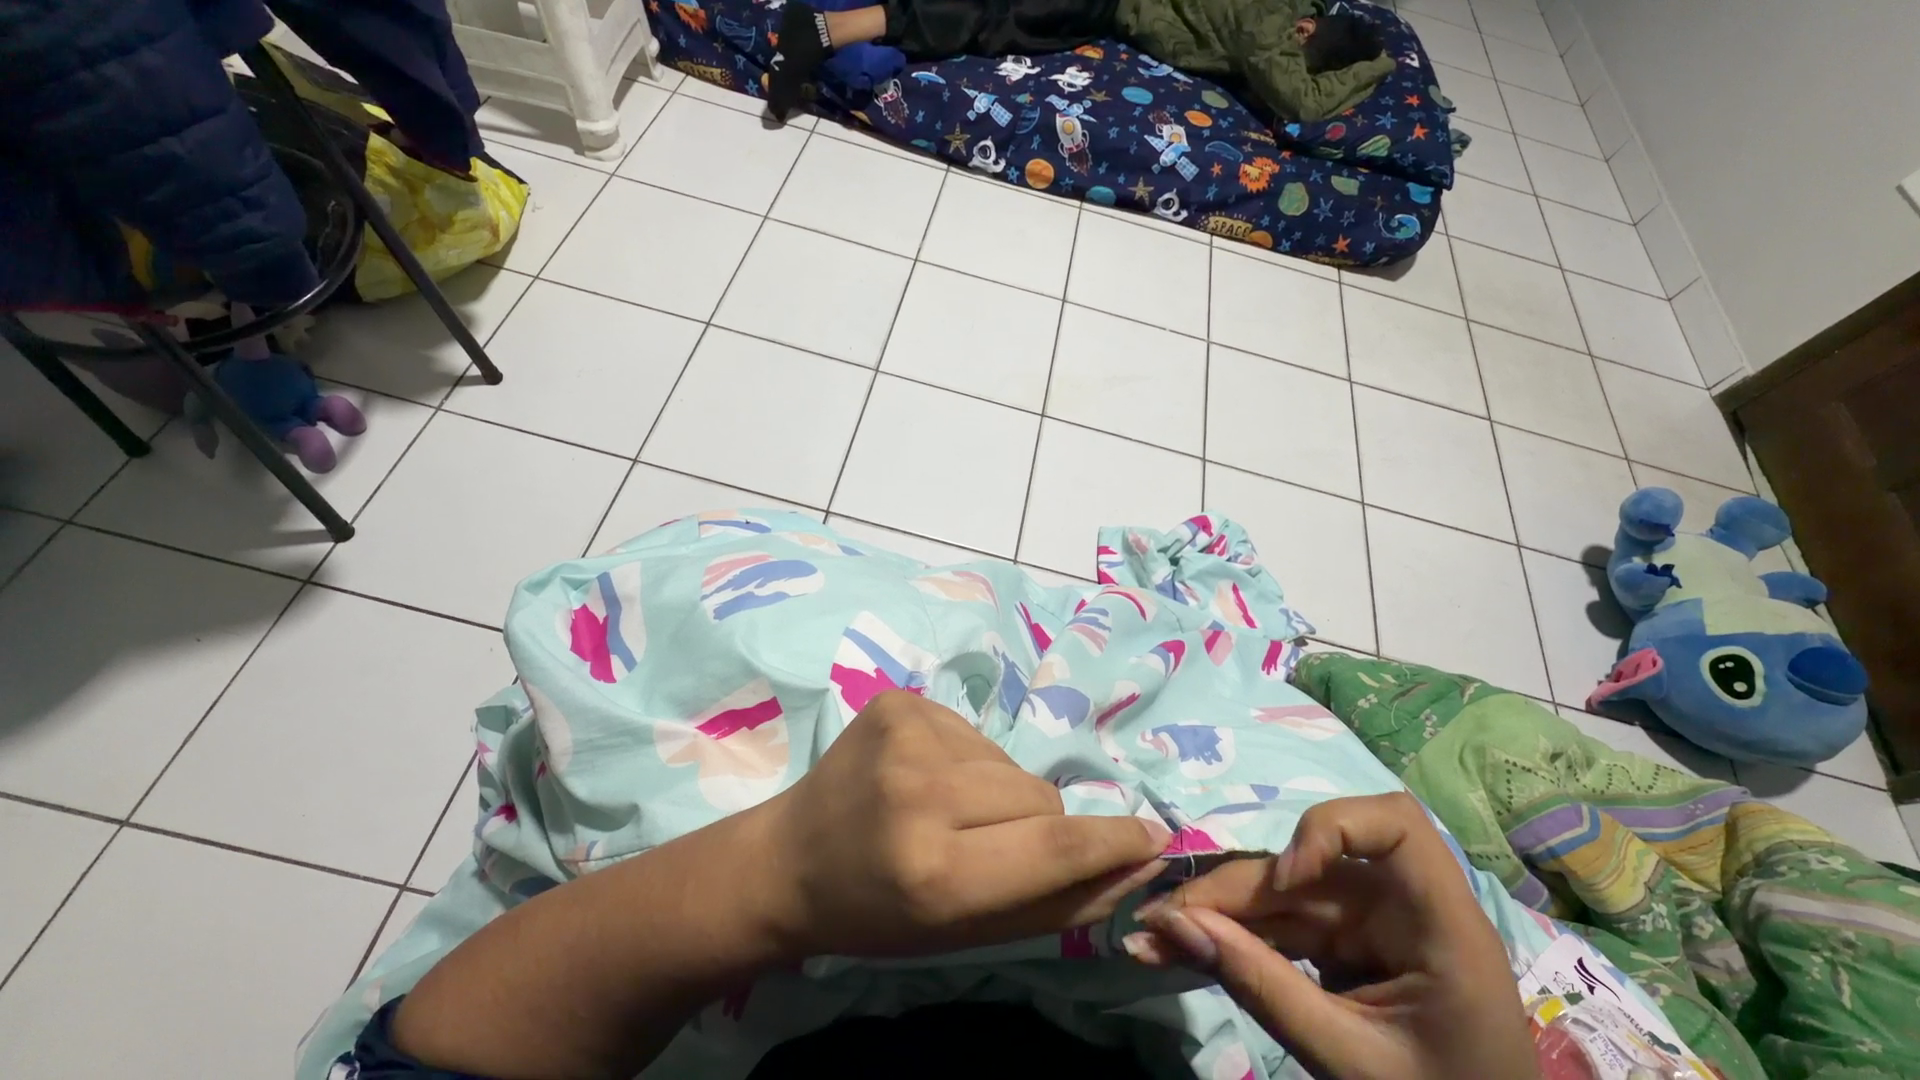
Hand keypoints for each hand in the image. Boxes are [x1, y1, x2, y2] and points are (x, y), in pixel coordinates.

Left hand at [758, 690, 1171, 957]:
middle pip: (1040, 795)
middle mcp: (921, 793)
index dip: (1114, 842)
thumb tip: (1142, 865)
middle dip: (1038, 823)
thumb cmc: (879, 914)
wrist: (788, 860)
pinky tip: (924, 780)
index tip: (1154, 838)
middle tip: (989, 844)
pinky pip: (978, 735)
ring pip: (1012, 763)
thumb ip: (1060, 902)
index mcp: (936, 871)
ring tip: (948, 811)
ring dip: (1000, 791)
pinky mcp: (900, 701)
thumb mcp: (968, 932)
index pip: (1057, 845)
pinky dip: (969, 762)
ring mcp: (907, 734)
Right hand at [1127, 793, 1537, 1079]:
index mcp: (1439, 924)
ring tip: (1154, 938)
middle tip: (1157, 921)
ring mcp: (1370, 926)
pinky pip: (1281, 928)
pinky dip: (1235, 937)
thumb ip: (1264, 989)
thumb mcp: (1350, 1059)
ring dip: (1218, 914)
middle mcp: (1401, 907)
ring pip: (1281, 896)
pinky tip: (1187, 945)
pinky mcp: (1345, 947)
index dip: (1330, 829)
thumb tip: (1176, 926)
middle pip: (1306, 867)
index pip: (1394, 825)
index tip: (1285, 881)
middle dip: (1229, 890)